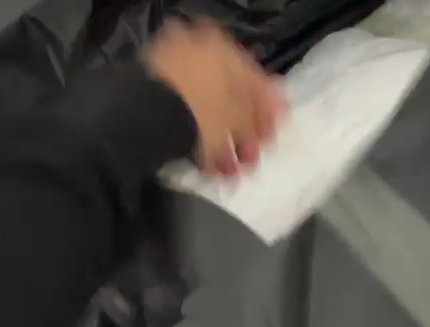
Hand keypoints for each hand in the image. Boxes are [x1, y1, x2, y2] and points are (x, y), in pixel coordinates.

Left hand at [143, 19, 285, 176]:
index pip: (256, 81)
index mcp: (222, 49)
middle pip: (230, 99)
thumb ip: (260, 113)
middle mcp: (198, 54)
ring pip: (209, 113)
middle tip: (252, 161)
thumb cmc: (202, 111)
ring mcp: (175, 76)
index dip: (268, 114)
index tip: (274, 140)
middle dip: (244, 135)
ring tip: (233, 175)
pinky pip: (188, 122)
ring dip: (225, 146)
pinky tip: (212, 171)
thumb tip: (282, 104)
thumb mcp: (237, 117)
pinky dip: (202, 145)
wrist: (147, 117)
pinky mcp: (158, 100)